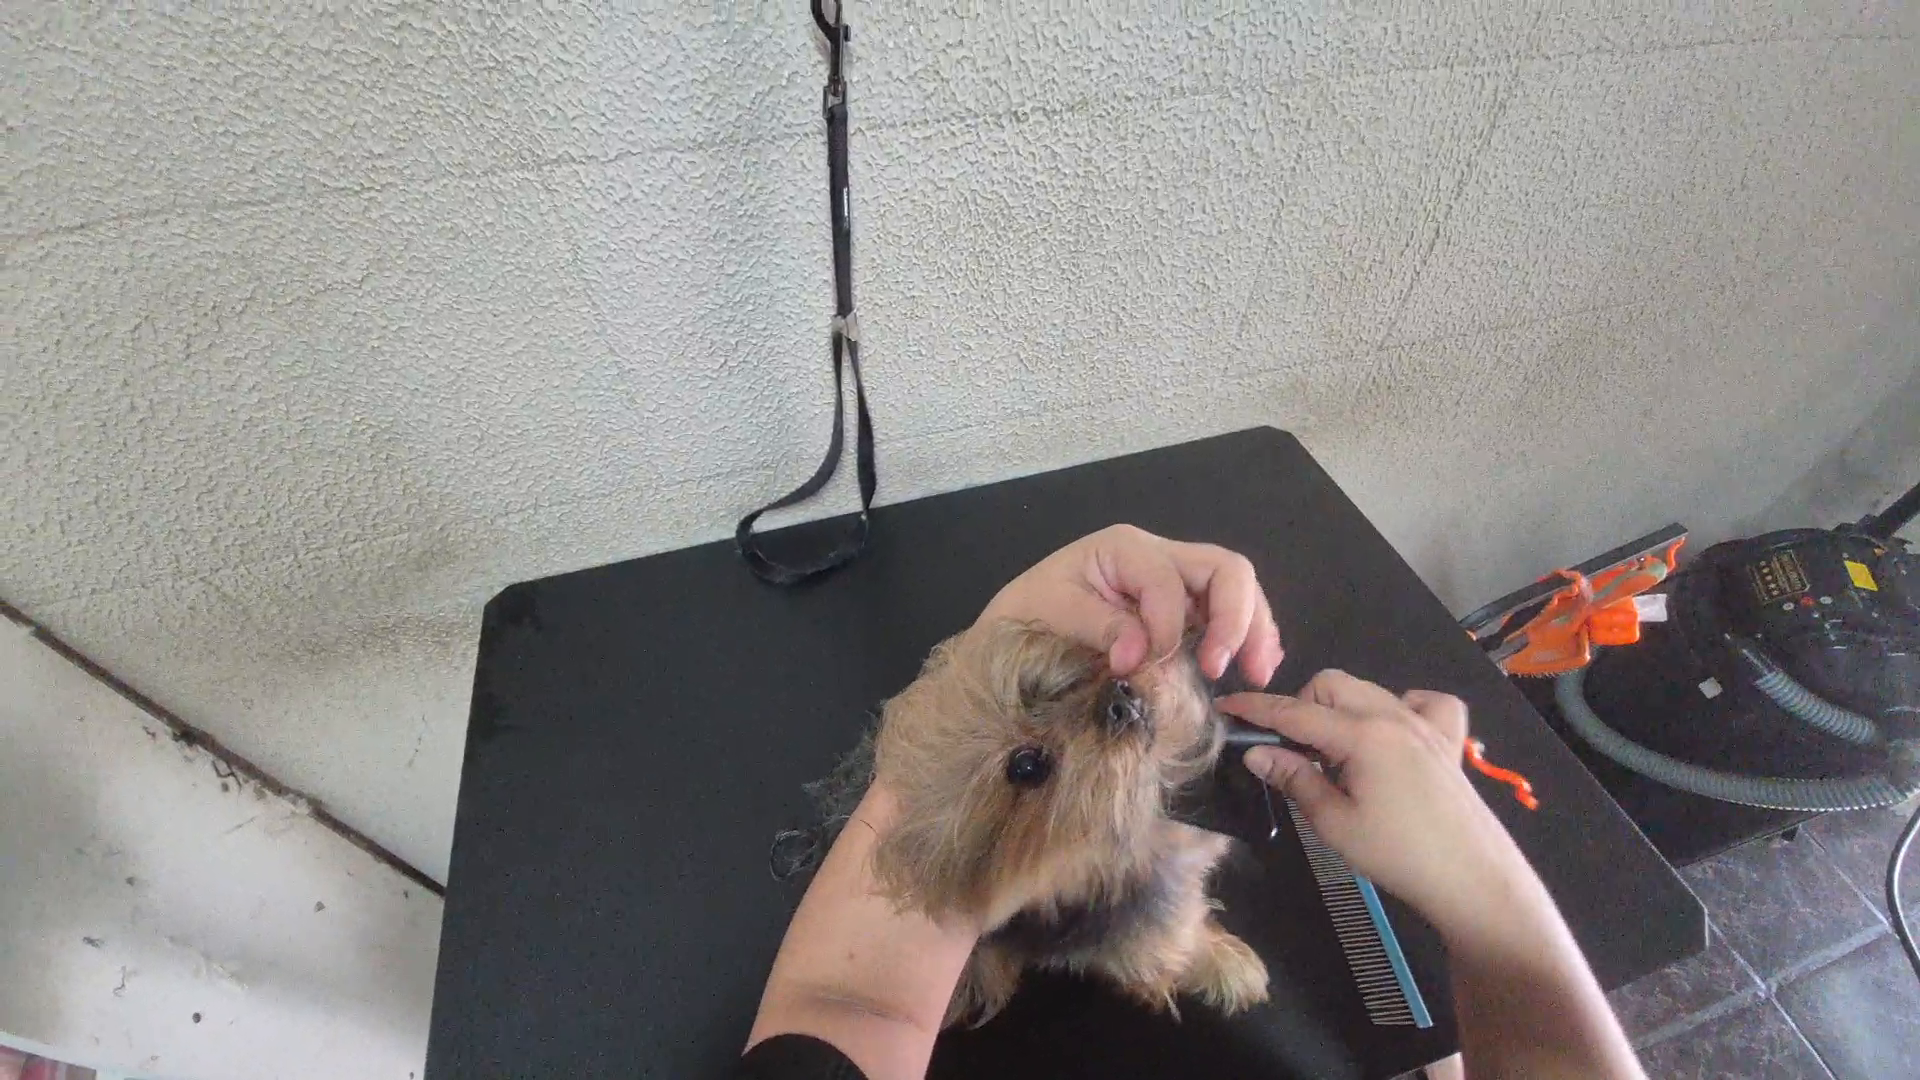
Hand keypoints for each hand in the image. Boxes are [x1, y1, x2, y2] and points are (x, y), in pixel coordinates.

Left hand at [976, 525, 1282, 682]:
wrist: (1017, 620)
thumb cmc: (1030, 608)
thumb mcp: (1054, 612)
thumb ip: (1100, 627)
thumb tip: (1139, 655)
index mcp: (1124, 548)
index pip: (1168, 581)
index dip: (1165, 626)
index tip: (1145, 665)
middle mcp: (1157, 555)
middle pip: (1223, 570)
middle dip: (1235, 619)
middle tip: (1223, 669)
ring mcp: (1174, 579)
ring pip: (1235, 587)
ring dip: (1254, 628)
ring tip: (1257, 674)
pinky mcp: (1181, 605)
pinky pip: (1227, 609)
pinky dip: (1247, 633)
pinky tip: (1255, 663)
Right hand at [1219, 673, 1534, 937]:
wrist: (1478, 887)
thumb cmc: (1399, 857)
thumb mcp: (1334, 823)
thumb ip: (1294, 778)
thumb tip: (1255, 752)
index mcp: (1362, 736)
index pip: (1294, 711)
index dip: (1255, 708)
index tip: (1225, 706)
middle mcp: (1393, 717)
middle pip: (1330, 685)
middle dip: (1301, 706)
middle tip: (1294, 750)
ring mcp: (1426, 726)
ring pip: (1368, 689)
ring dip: (1340, 708)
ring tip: (1335, 751)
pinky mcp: (1449, 742)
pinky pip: (1426, 702)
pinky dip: (1402, 707)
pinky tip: (1393, 734)